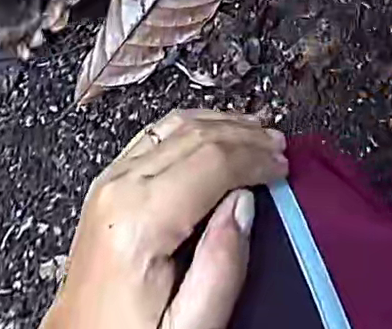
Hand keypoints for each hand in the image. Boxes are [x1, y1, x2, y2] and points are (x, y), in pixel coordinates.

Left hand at [43, 110, 287, 328]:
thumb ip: (220, 269)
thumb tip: (245, 203)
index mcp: (140, 222)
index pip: (212, 160)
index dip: (254, 156)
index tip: (283, 164)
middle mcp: (120, 188)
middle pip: (195, 135)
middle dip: (245, 135)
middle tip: (279, 145)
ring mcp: (110, 181)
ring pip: (176, 125)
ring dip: (222, 123)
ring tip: (257, 131)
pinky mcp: (108, 184)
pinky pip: (157, 134)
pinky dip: (194, 126)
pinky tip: (216, 130)